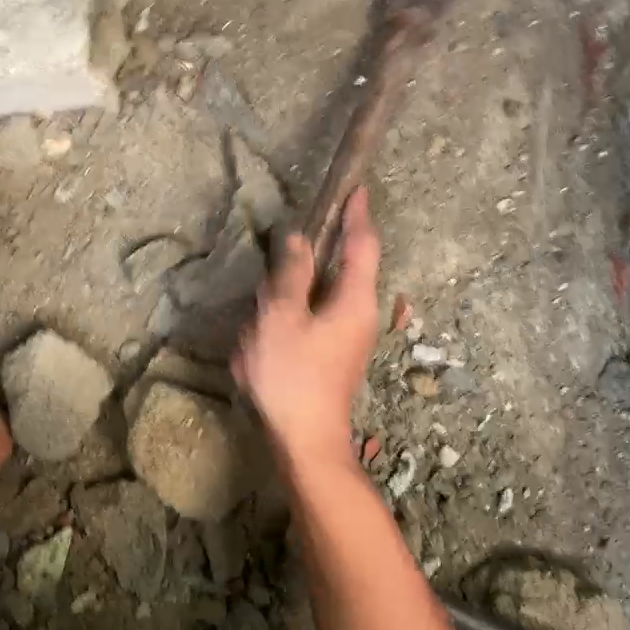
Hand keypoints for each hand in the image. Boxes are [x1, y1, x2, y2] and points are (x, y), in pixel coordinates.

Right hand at [234, 187, 381, 474]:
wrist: (307, 441)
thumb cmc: (292, 376)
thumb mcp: (282, 317)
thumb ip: (291, 274)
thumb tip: (301, 238)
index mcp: (355, 300)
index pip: (363, 245)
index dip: (358, 215)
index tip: (357, 188)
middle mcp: (361, 315)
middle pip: (345, 270)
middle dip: (320, 254)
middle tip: (296, 239)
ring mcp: (351, 339)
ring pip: (325, 297)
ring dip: (299, 291)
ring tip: (271, 296)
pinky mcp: (336, 357)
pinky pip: (315, 322)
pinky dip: (294, 316)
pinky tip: (266, 333)